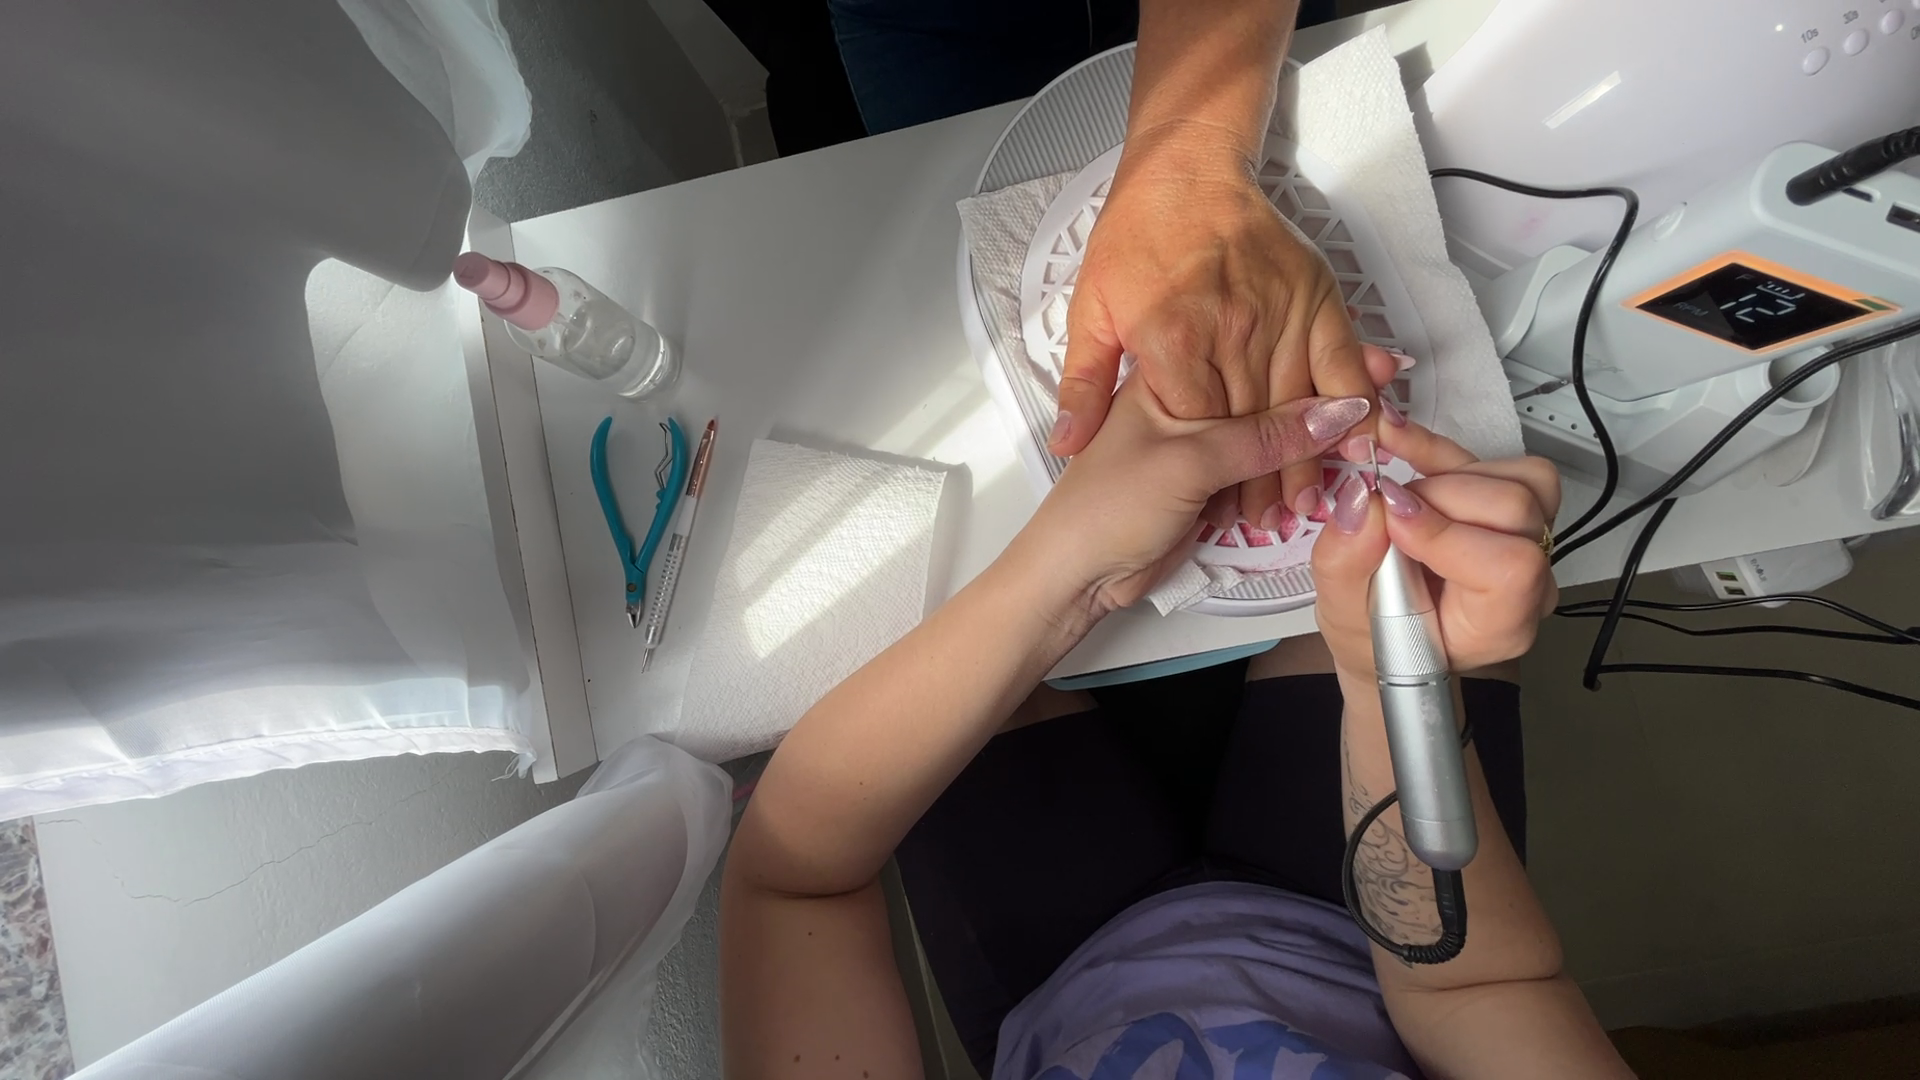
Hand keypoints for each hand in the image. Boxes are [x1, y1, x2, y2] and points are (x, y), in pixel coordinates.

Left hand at [1016, 378, 1371, 618]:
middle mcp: (1188, 395)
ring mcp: (1197, 434)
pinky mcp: (1204, 473)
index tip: (1374, 394)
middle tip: (1386, 423)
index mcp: (1171, 372)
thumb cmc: (1107, 506)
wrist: (1073, 568)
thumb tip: (1336, 417)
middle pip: (1272, 394)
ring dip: (1318, 440)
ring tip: (1375, 439)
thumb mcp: (1185, 463)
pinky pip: (1259, 460)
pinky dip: (1294, 463)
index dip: (1318, 383)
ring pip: (1271, 426)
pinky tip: (1334, 458)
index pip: (1259, 367)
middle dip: (1329, 411)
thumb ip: (1259, 438)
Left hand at [1048, 121, 1376, 529]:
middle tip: (1277, 524)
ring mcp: (1276, 313)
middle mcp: (1230, 332)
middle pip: (1253, 425)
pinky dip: (1354, 397)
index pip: (1202, 428)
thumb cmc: (1129, 246)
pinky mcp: (1311, 295)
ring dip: (1312, 455)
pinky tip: (1362, 434)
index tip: (1228, 516)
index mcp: (1172, 344)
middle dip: (1269, 481)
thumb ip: (1084, 384)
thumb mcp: (1089, 315)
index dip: (1218, 477)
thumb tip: (1067, 442)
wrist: (1181, 173)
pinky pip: (1340, 356)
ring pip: (1299, 401)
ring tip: (1317, 500)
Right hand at [1311, 420, 1561, 679]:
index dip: (1447, 532)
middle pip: (1517, 511)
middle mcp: (1529, 585)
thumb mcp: (1339, 613)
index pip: (1508, 567)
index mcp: (1496, 625)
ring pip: (1521, 480)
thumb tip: (1361, 498)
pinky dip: (1438, 446)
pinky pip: (1493, 461)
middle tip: (1383, 508)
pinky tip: (1395, 438)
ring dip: (1447, 475)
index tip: (1389, 518)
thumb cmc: (1369, 636)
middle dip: (1439, 496)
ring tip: (1396, 495)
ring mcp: (1527, 543)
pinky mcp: (1505, 509)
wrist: (1386, 634)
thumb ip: (1346, 561)